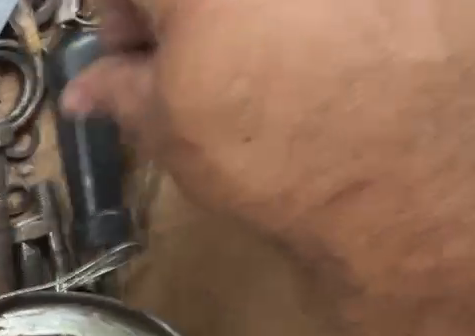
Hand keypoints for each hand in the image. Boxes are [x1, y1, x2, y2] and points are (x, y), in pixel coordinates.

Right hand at [62, 0, 474, 335]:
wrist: (404, 165)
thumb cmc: (262, 149)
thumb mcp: (162, 124)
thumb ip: (118, 87)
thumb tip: (85, 88)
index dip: (116, 14)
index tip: (122, 49)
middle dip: (177, 12)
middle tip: (178, 55)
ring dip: (241, 15)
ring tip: (251, 55)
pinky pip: (324, 4)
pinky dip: (306, 18)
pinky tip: (315, 47)